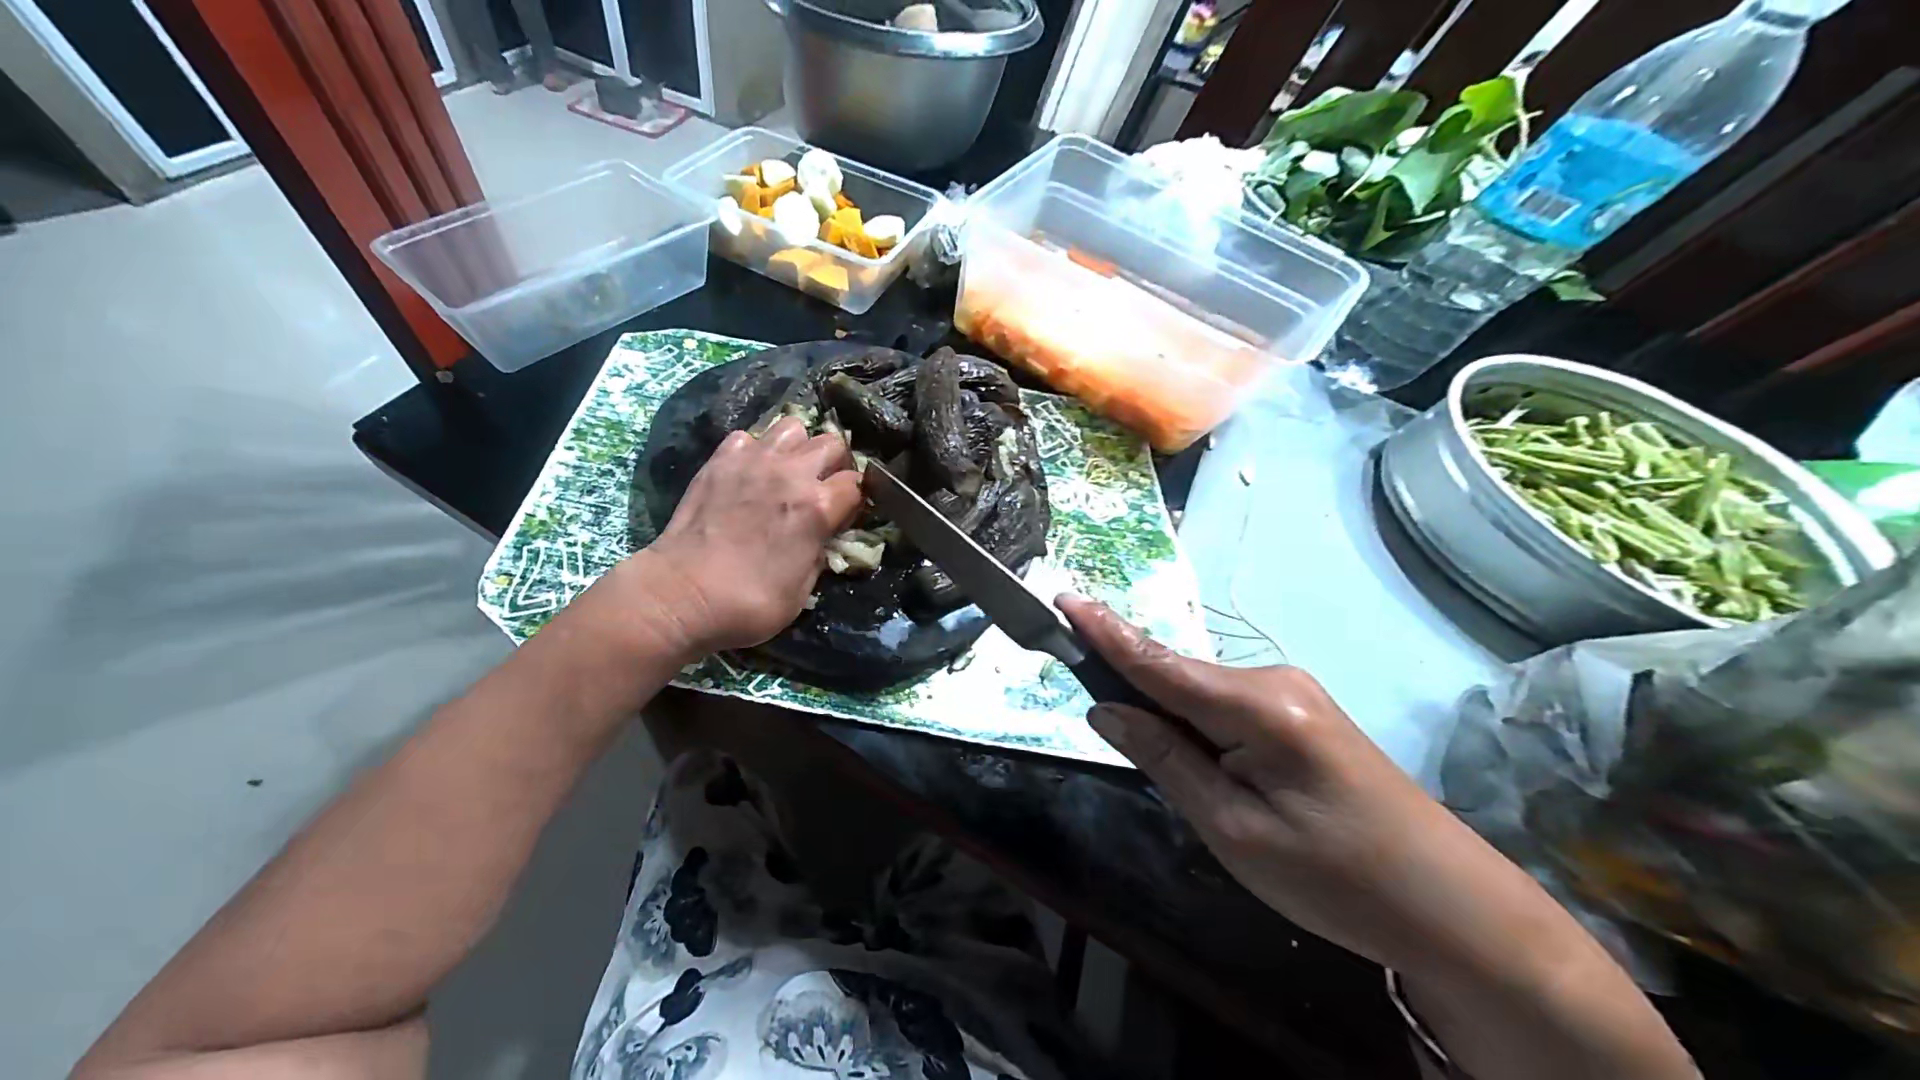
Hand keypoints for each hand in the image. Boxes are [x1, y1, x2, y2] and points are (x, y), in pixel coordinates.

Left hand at [620, 417, 862, 655]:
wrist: (682, 595)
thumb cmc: (749, 603)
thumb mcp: (804, 591)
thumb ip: (820, 552)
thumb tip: (823, 536)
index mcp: (818, 506)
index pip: (857, 483)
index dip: (856, 500)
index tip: (846, 515)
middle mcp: (791, 473)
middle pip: (831, 443)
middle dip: (835, 464)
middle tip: (823, 487)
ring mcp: (753, 461)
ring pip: (792, 428)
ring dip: (797, 447)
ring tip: (788, 472)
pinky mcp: (720, 461)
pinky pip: (748, 438)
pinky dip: (755, 450)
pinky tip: (750, 473)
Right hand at [1059, 597, 1697, 1078]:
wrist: (1452, 908)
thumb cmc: (1334, 876)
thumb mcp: (1231, 828)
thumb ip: (1164, 758)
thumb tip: (1106, 710)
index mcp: (1255, 705)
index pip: (1157, 661)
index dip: (1104, 632)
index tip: (1062, 598)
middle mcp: (1273, 681)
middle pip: (1176, 675)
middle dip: (1132, 690)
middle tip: (1103, 728)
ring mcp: (1293, 693)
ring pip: (1201, 693)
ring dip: (1168, 717)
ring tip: (1174, 778)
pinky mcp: (1303, 714)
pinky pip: (1227, 707)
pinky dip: (1199, 725)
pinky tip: (1207, 769)